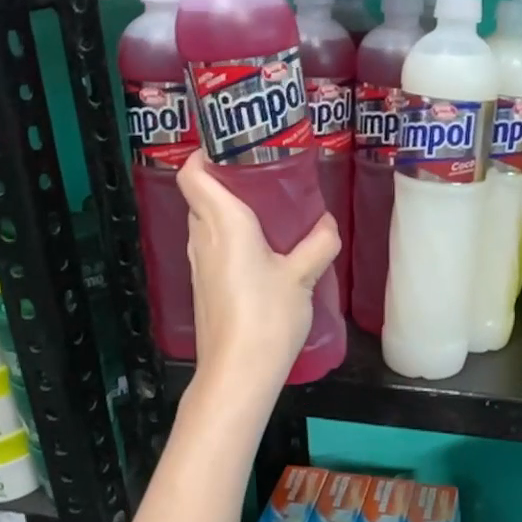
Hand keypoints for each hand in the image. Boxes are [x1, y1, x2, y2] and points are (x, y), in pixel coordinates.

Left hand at [177, 152, 339, 390]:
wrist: (238, 373)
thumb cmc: (267, 317)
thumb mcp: (303, 277)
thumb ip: (318, 244)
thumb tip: (327, 224)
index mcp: (223, 223)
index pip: (194, 174)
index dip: (206, 155)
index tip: (236, 148)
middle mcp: (202, 238)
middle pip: (202, 196)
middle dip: (228, 182)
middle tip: (267, 180)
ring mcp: (199, 266)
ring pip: (207, 224)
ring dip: (231, 213)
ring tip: (270, 215)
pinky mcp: (204, 288)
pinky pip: (214, 248)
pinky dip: (232, 240)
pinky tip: (264, 254)